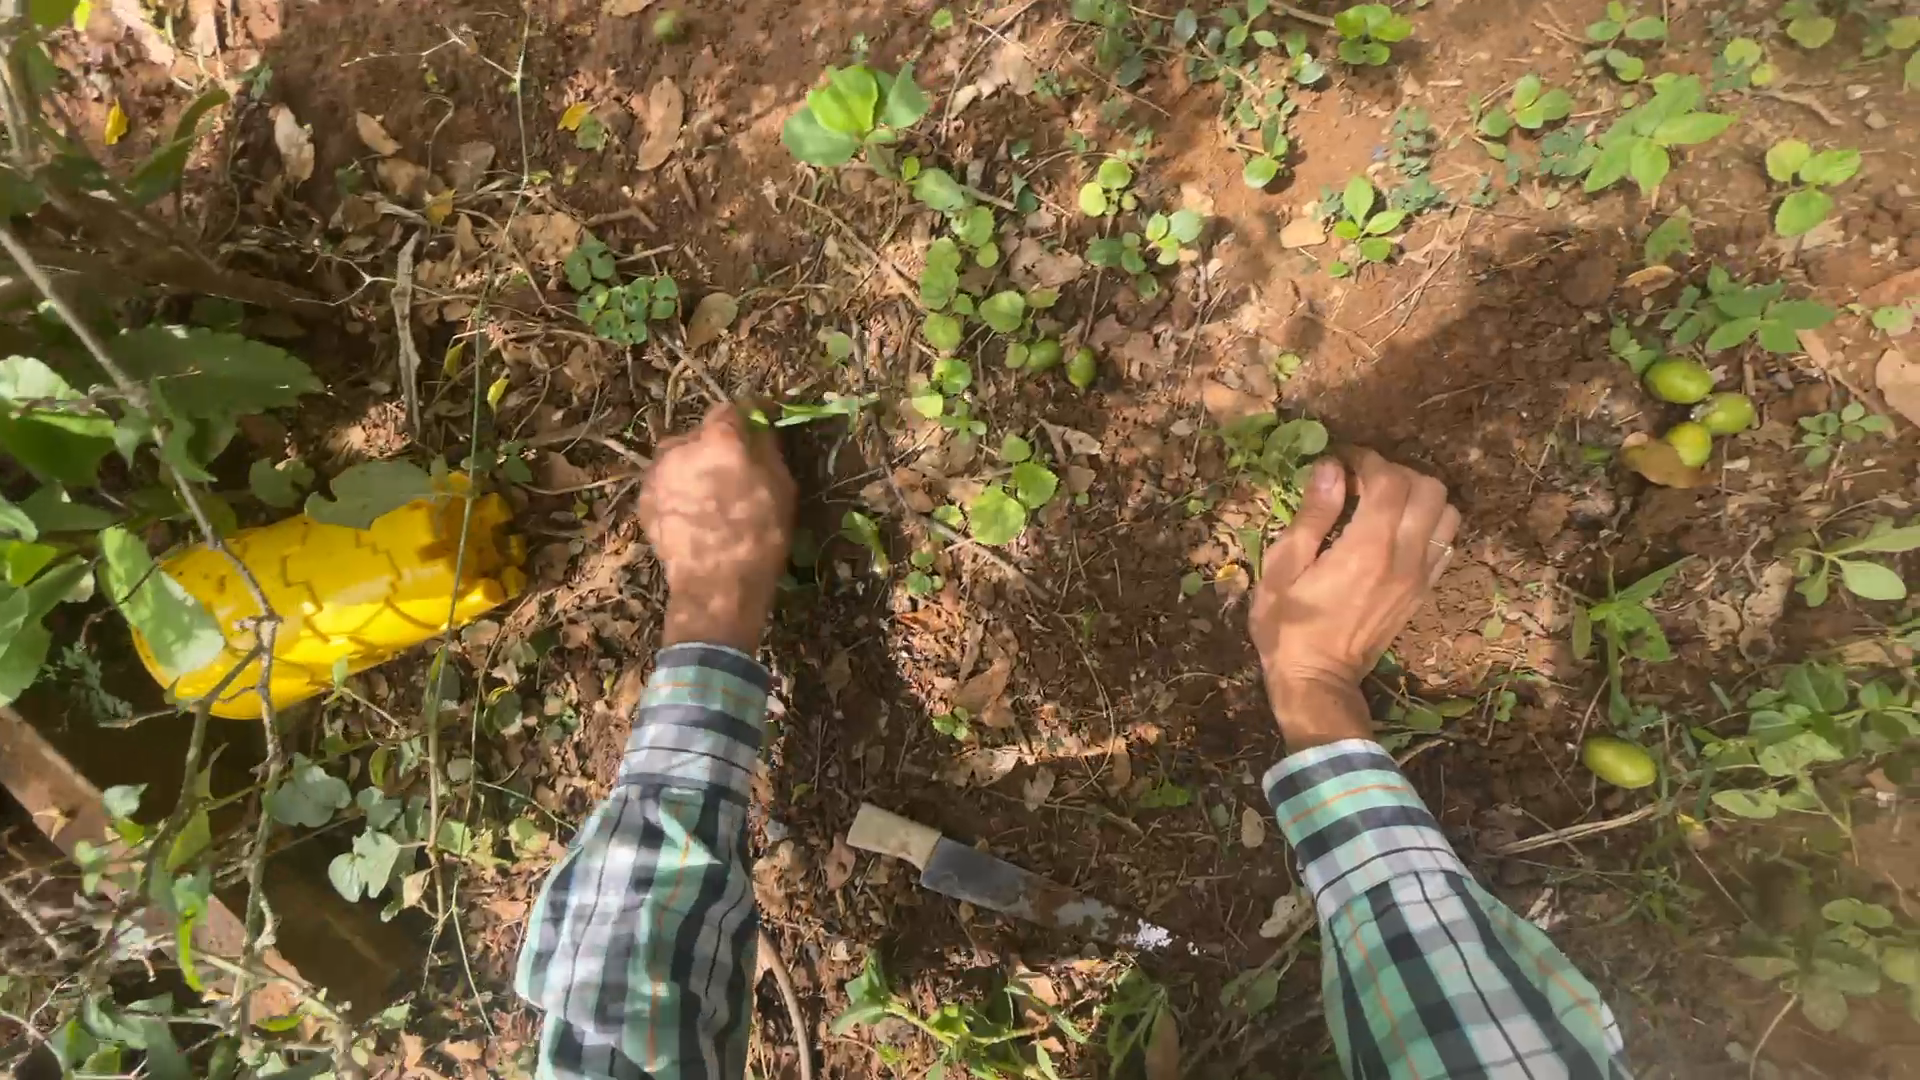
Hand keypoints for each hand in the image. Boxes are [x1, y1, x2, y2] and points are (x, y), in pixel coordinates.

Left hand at [638, 402, 796, 651]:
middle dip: (719, 446)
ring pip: (681, 458)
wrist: (715, 586)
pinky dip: (681, 490)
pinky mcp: (643, 499)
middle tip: (737, 472)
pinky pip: (667, 482)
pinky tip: (697, 514)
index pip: (732, 408)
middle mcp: (680, 446)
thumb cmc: (759, 536)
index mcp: (719, 439)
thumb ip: (768, 448)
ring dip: (696, 467)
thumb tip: (760, 425)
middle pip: (703, 434)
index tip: (761, 424)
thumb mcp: (781, 488)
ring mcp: (656, 473)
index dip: (749, 415)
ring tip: (714, 496)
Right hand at [1248, 450, 1459, 749]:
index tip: (1338, 460)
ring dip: (1416, 496)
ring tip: (1378, 502)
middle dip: (1395, 472)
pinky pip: (1445, 541)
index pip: (1388, 480)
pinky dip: (1426, 522)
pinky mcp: (1424, 590)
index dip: (1366, 459)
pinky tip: (1393, 530)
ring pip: (1446, 512)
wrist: (1317, 679)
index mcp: (1366, 548)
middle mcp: (1404, 557)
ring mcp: (1421, 575)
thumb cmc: (1287, 624)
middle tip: (1358, 481)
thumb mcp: (1282, 568)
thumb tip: (1330, 468)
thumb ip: (1311, 516)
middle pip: (1428, 488)